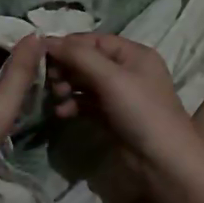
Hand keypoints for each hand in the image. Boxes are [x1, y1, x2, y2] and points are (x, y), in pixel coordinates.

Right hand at [44, 34, 197, 168]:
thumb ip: (79, 56)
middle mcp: (127, 70)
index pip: (94, 40)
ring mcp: (120, 95)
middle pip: (88, 60)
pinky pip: (86, 103)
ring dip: (67, 87)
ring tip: (57, 97)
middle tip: (50, 80)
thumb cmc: (141, 111)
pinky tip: (62, 113)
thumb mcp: (111, 78)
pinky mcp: (112, 116)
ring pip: (85, 83)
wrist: (162, 161)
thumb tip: (47, 40)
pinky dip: (73, 105)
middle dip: (66, 68)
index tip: (41, 54)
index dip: (68, 45)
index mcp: (134, 54)